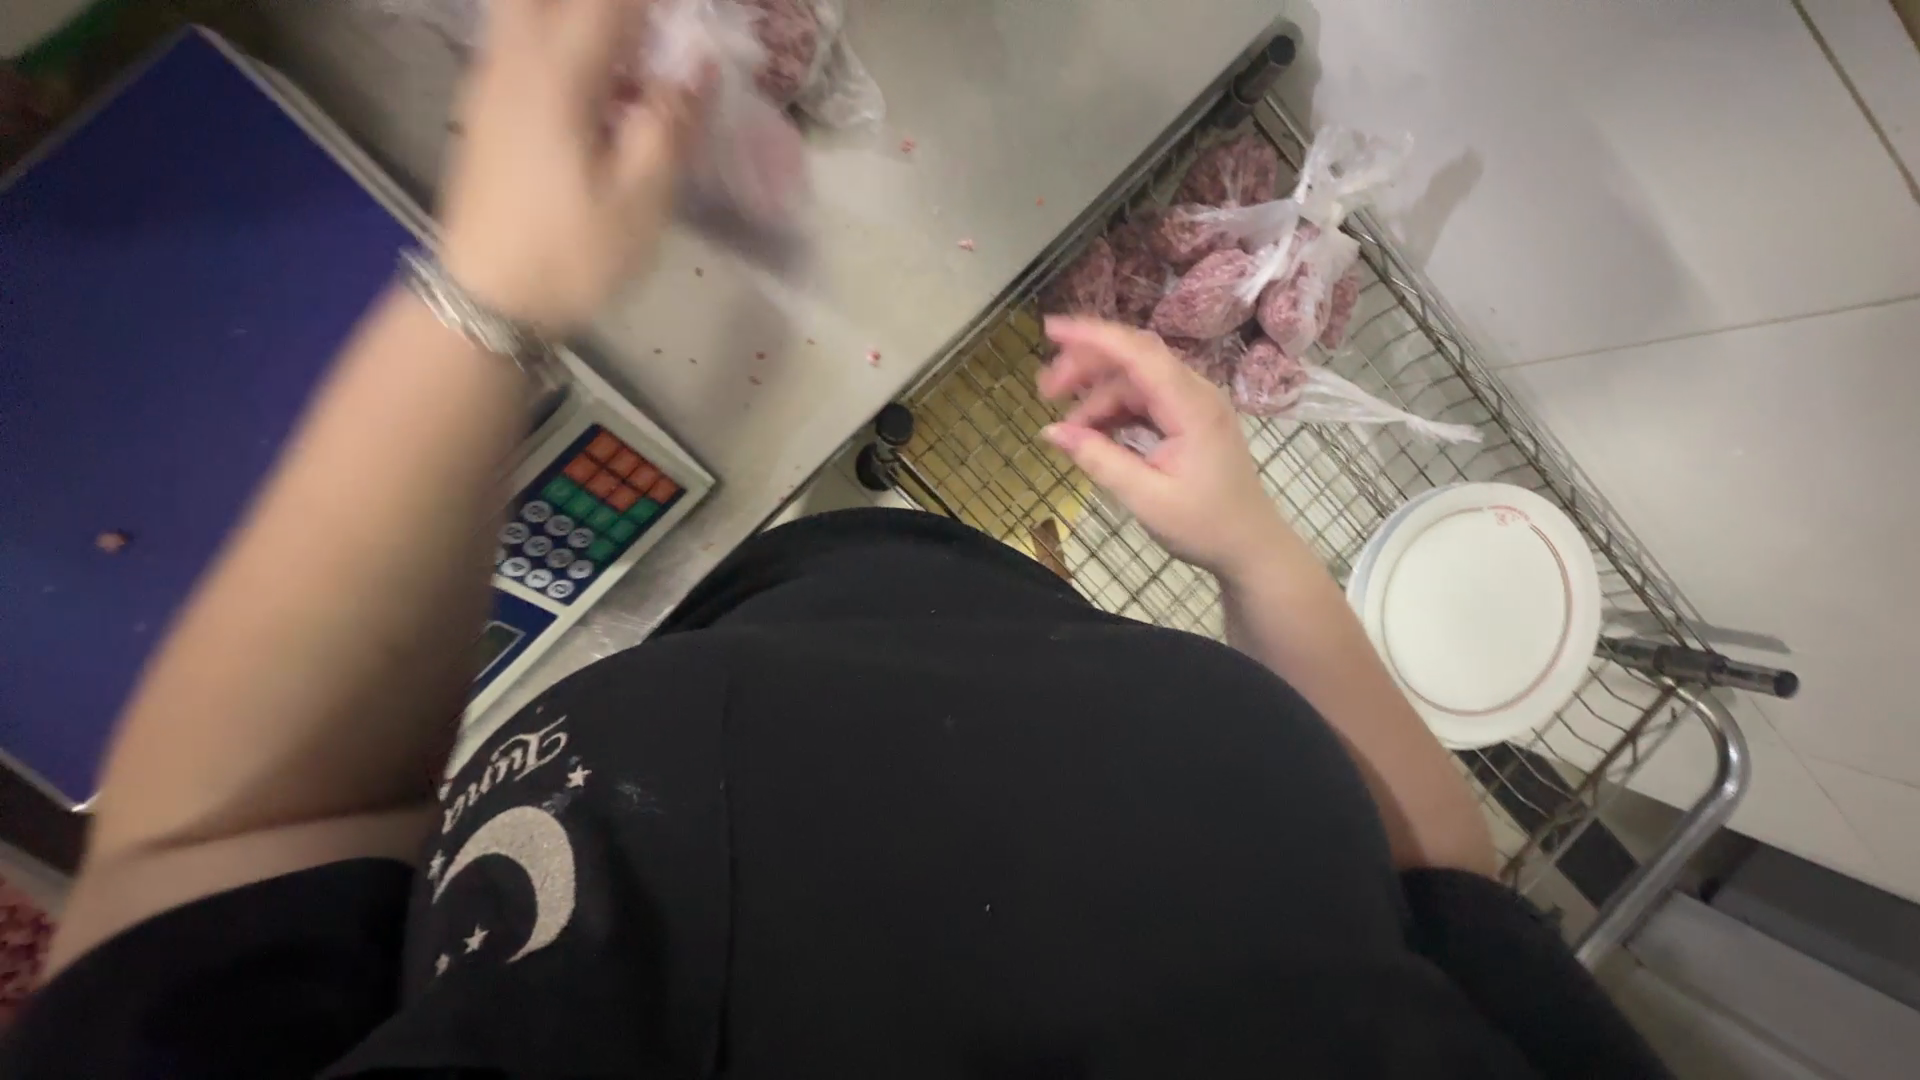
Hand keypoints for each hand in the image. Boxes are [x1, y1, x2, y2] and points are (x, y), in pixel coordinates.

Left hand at [437, 0, 699, 331]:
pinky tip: (597, 88)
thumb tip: (699, 65)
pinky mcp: (486, 107)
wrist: (489, 298)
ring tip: (634, 65)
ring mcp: (491, 79)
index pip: (611, 0)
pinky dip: (561, 38)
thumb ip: (670, 125)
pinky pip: (520, 38)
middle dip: (612, 8)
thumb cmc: (572, 254)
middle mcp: (514, 57)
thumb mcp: (639, 201)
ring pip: (529, 9)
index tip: (692, 20)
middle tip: (651, 36)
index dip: (657, 6)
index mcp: (557, 74)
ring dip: (584, 19)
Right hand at [1035, 317, 1293, 577]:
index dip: (1093, 336)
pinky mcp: (1188, 419)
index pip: (1138, 353)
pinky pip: (1144, 400)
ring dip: (1096, 395)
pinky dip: (1114, 411)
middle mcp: (1195, 394)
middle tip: (1044, 390)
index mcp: (1191, 407)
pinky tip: (1092, 432)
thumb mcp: (1146, 498)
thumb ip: (1099, 460)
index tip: (1051, 329)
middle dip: (1086, 366)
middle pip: (1133, 359)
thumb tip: (1052, 432)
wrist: (1251, 547)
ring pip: (1135, 381)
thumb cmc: (1206, 527)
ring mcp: (1193, 405)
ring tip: (1066, 427)